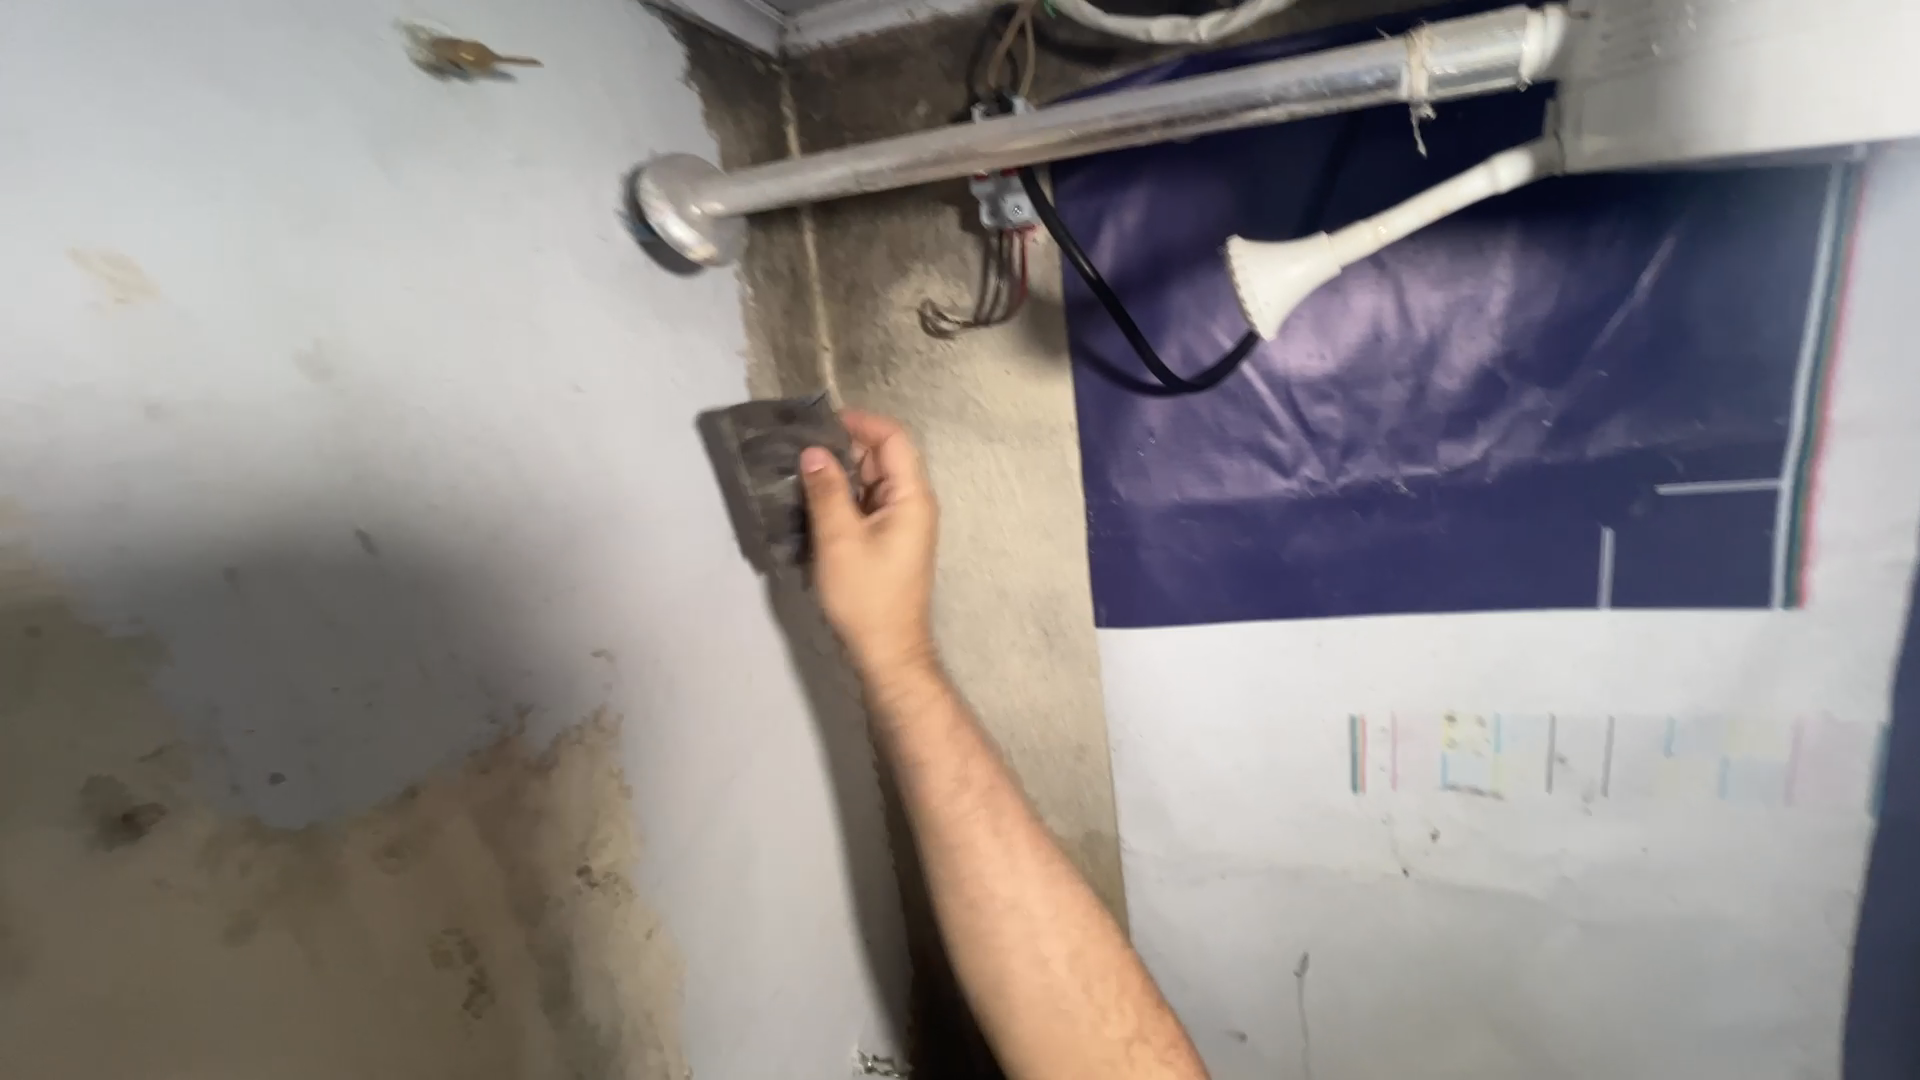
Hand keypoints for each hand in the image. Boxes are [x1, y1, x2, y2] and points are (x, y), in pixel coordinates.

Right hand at [799, 409, 939, 691]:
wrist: (887, 649)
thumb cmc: (866, 594)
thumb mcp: (839, 539)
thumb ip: (826, 491)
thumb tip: (813, 452)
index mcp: (912, 496)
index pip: (894, 439)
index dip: (861, 422)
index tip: (821, 421)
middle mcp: (913, 503)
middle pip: (883, 456)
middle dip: (845, 445)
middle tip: (801, 444)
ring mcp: (902, 522)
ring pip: (873, 480)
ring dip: (841, 471)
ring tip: (800, 466)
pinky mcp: (889, 539)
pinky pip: (868, 503)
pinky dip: (844, 495)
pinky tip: (814, 496)